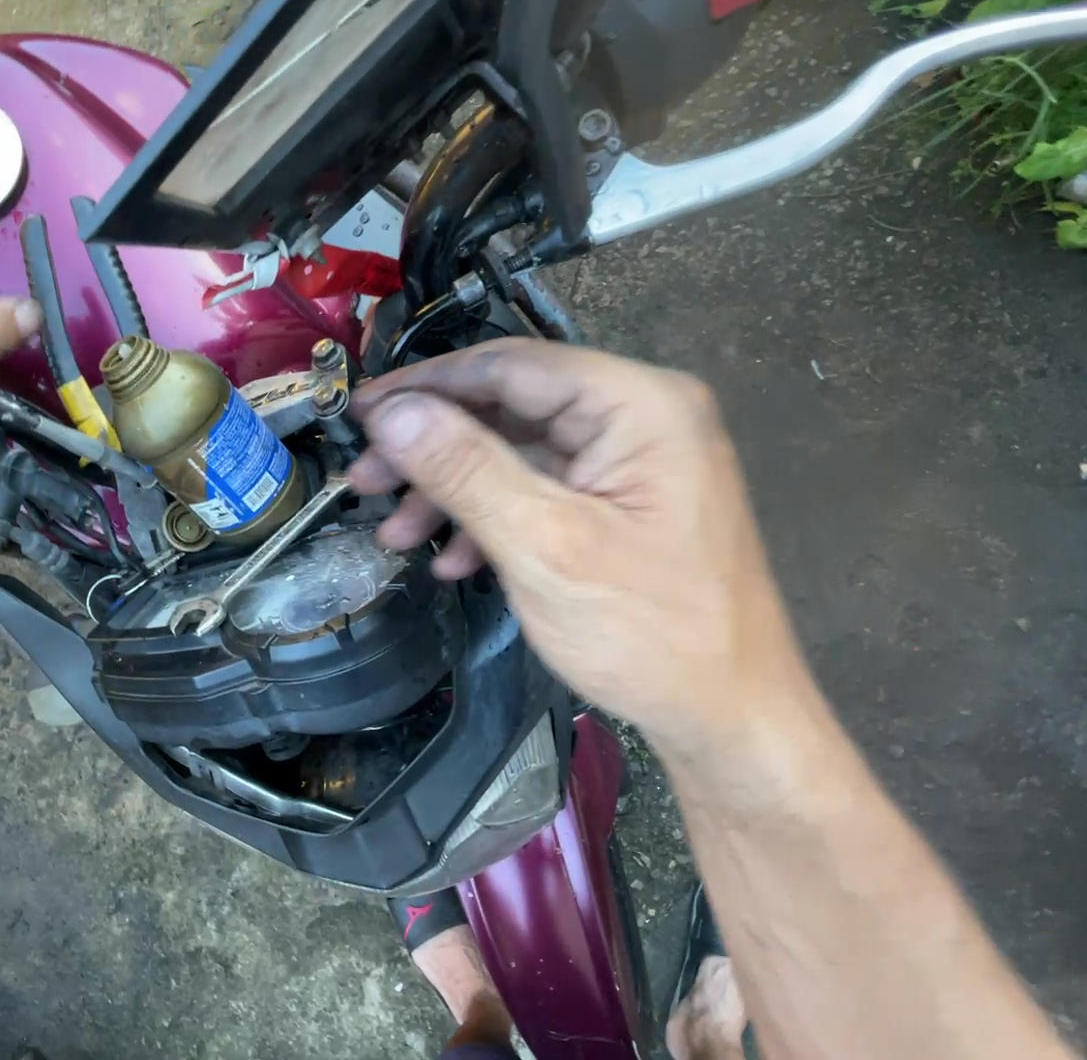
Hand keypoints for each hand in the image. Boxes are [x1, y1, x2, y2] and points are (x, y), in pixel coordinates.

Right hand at [347, 338, 815, 755]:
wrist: (727, 720)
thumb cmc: (648, 633)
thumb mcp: (544, 546)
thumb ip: (464, 470)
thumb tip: (391, 412)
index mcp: (638, 404)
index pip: (510, 366)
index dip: (425, 386)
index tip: (358, 413)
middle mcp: (636, 418)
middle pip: (506, 408)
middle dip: (429, 448)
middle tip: (363, 480)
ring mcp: (626, 464)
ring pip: (511, 453)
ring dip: (448, 491)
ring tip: (394, 534)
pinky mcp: (615, 506)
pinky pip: (534, 492)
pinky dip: (485, 520)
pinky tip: (451, 562)